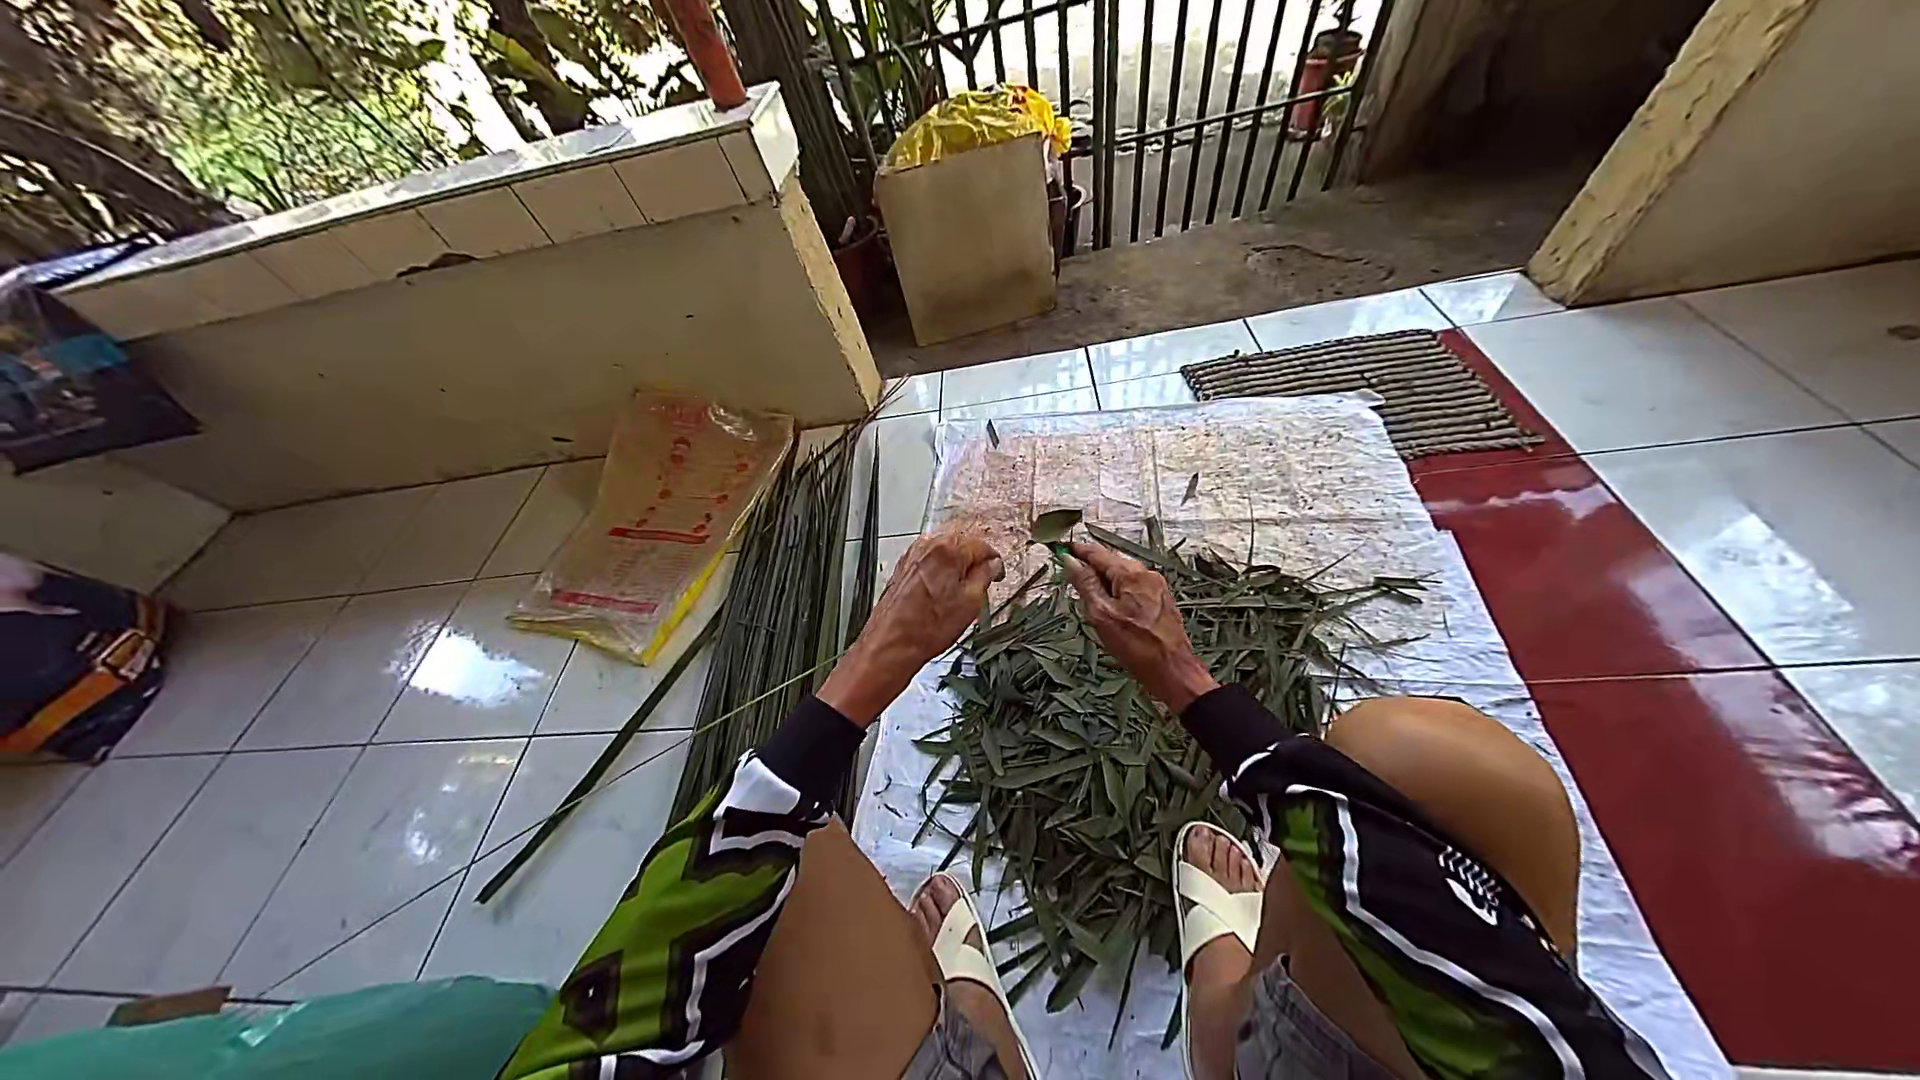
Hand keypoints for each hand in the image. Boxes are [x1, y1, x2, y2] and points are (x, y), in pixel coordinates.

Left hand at [818, 529, 1003, 725]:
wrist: (891, 643)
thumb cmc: (925, 628)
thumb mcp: (971, 602)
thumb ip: (985, 576)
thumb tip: (991, 565)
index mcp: (948, 550)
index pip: (982, 546)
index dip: (994, 562)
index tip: (997, 574)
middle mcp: (928, 546)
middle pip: (961, 546)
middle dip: (973, 564)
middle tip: (980, 586)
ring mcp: (912, 556)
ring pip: (944, 555)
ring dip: (954, 569)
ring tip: (958, 596)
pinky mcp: (902, 568)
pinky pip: (929, 564)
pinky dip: (938, 575)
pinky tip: (940, 596)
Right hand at [1062, 540, 1218, 713]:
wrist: (1172, 670)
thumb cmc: (1137, 646)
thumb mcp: (1101, 614)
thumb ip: (1085, 583)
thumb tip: (1070, 561)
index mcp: (1131, 573)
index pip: (1097, 552)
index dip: (1077, 550)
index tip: (1061, 549)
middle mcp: (1146, 574)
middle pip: (1110, 562)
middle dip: (1089, 567)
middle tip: (1070, 577)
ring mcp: (1156, 586)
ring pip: (1121, 575)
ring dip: (1103, 581)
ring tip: (1088, 599)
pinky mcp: (1160, 599)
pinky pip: (1133, 587)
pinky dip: (1117, 591)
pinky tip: (1110, 608)